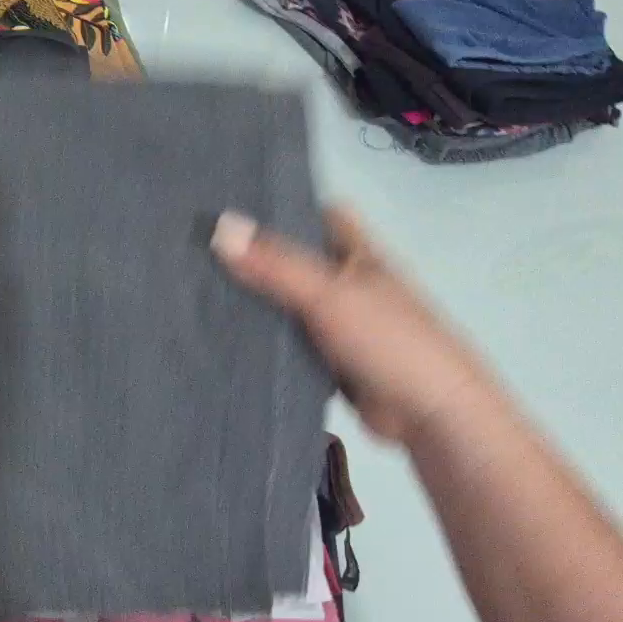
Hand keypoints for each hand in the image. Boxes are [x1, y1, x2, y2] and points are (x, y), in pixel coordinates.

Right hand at [212, 205, 502, 445]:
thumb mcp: (329, 294)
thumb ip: (275, 264)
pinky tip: (220, 335)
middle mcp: (347, 284)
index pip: (320, 215)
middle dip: (253, 255)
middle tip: (195, 247)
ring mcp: (336, 324)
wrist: (428, 417)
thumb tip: (219, 226)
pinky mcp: (324, 360)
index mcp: (359, 255)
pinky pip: (284, 341)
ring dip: (252, 300)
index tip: (232, 204)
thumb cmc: (389, 341)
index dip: (283, 205)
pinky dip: (259, 339)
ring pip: (285, 302)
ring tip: (194, 286)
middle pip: (294, 260)